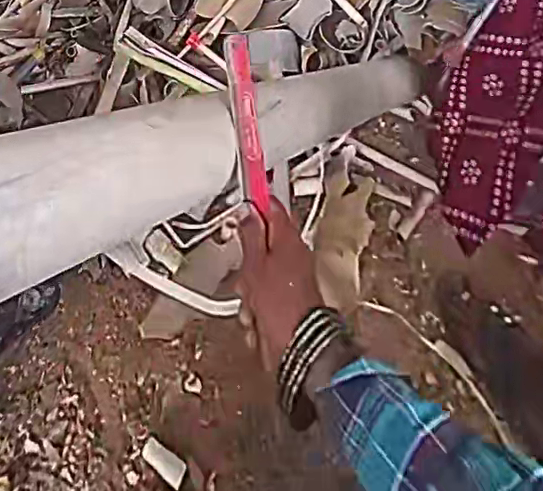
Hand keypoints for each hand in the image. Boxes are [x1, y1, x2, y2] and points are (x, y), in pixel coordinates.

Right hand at [233, 206, 323, 376]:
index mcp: (288, 239)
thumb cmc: (282, 306)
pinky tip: (257, 315)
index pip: (272, 206)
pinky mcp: (284, 301)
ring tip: (252, 299)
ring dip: (248, 285)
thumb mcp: (256, 264)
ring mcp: (290, 279)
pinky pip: (261, 293)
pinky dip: (255, 304)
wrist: (298, 349)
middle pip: (261, 240)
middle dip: (247, 256)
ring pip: (258, 270)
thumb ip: (250, 234)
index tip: (245, 193)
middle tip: (244, 267)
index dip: (256, 200)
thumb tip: (247, 211)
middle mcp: (293, 255)